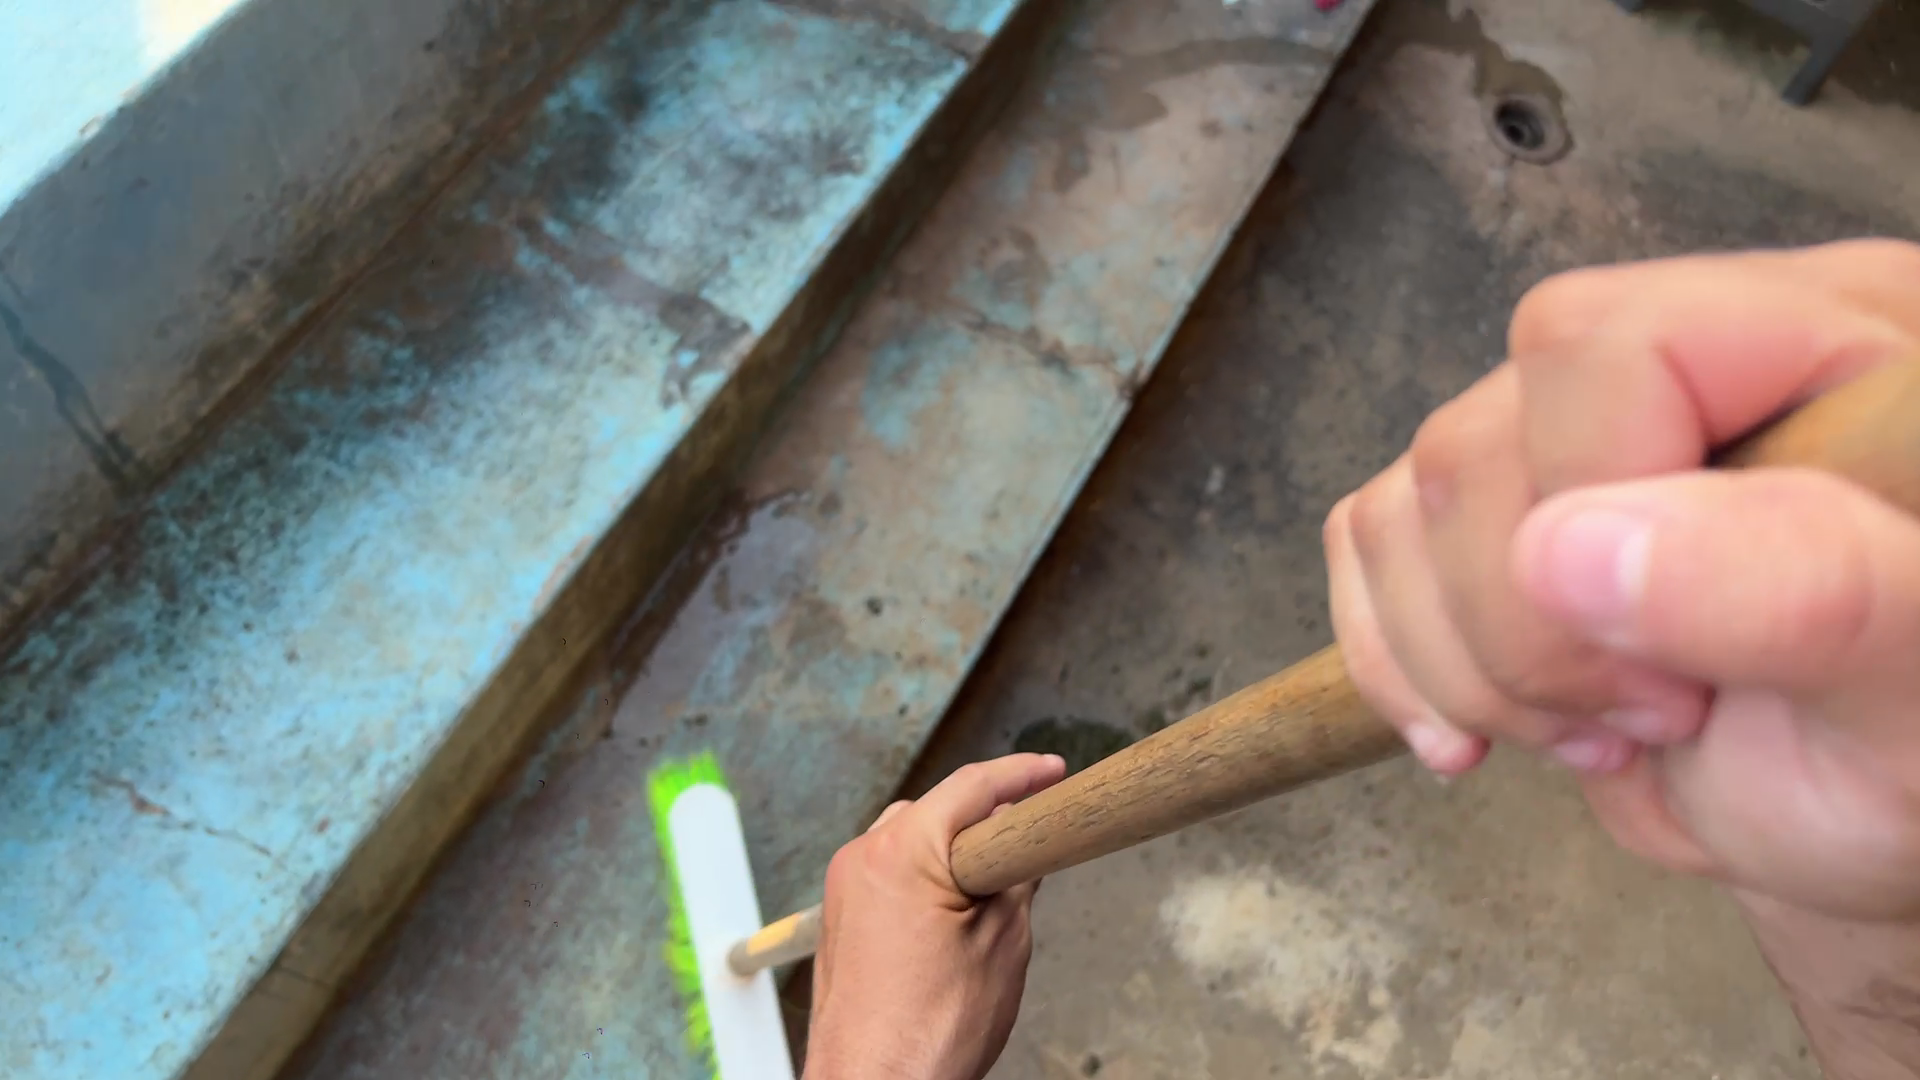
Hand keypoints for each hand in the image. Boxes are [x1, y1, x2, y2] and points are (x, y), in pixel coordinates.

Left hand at [803, 753, 1066, 1079]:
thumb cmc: (927, 1034)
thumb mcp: (1002, 944)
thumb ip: (1017, 878)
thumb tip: (1023, 846)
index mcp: (902, 850)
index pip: (972, 787)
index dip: (1021, 773)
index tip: (1052, 770)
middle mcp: (864, 854)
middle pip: (939, 806)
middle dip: (988, 811)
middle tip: (1032, 820)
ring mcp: (845, 882)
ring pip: (913, 832)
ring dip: (954, 840)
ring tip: (996, 866)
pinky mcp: (839, 909)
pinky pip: (891, 863)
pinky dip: (926, 865)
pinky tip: (954, 893)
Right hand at [1321, 241, 1919, 1074]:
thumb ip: (1818, 592)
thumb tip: (1582, 550)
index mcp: (1808, 340)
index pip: (1587, 346)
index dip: (1575, 509)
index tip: (1653, 677)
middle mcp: (1664, 365)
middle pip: (1457, 447)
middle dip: (1512, 627)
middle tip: (1629, 734)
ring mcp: (1550, 446)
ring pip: (1387, 506)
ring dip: (1453, 655)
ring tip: (1575, 735)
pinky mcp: (1478, 519)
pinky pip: (1357, 548)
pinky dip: (1386, 645)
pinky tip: (1469, 720)